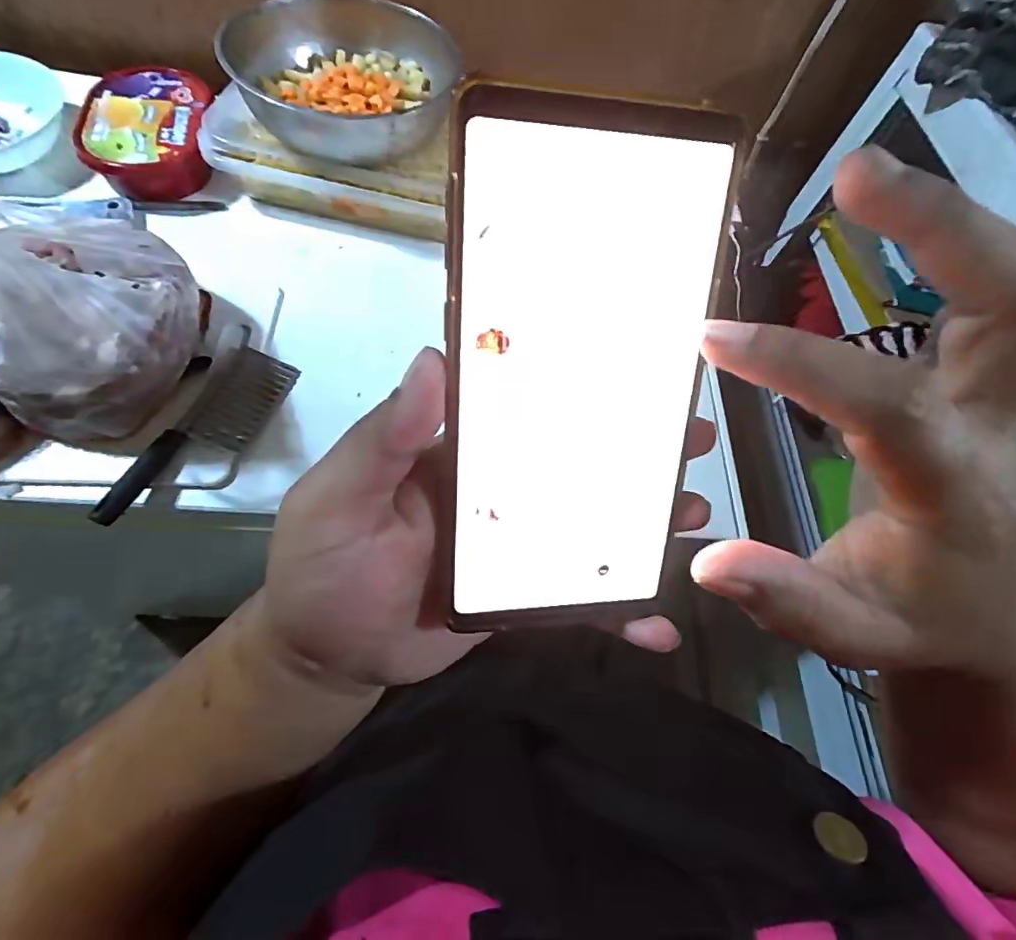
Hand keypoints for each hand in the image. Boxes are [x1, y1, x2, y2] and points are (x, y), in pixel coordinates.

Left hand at [248, 347, 715, 691]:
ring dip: (638, 523)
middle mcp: (489, 494)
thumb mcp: (342, 494)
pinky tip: (657, 625)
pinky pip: (572, 602)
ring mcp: (508, 550)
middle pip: (569, 465)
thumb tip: (431, 359)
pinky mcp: (516, 601)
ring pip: (584, 529)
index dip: (572, 388)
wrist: (323, 656)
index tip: (633, 372)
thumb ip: (385, 436)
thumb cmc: (321, 564)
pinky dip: (613, 612)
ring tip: (693, 515)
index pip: (517, 409)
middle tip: (692, 440)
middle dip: (628, 453)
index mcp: (453, 455)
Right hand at [695, 147, 1015, 674]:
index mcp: (952, 491)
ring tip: (866, 175)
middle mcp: (995, 429)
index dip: (796, 364)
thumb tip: (711, 561)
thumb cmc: (911, 620)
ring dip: (955, 219)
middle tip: (855, 172)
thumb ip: (786, 599)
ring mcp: (1004, 398)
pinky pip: (1000, 294)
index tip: (711, 337)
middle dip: (946, 228)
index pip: (885, 407)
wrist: (981, 619)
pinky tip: (894, 218)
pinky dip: (956, 242)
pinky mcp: (988, 381)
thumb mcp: (847, 632)